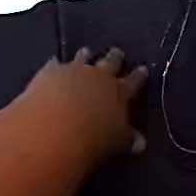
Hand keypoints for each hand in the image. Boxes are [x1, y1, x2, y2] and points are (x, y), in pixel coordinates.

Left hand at [16, 48, 149, 160]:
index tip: (143, 68)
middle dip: (115, 58)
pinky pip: (55, 64)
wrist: (56, 127)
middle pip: (111, 62)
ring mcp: (75, 71)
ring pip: (83, 58)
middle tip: (118, 52)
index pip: (133, 81)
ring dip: (85, 56)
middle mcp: (99, 76)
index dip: (139, 76)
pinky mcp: (52, 72)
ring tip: (86, 51)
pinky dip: (56, 65)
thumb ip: (128, 139)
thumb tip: (141, 143)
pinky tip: (54, 62)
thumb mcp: (116, 142)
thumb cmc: (93, 139)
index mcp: (119, 92)